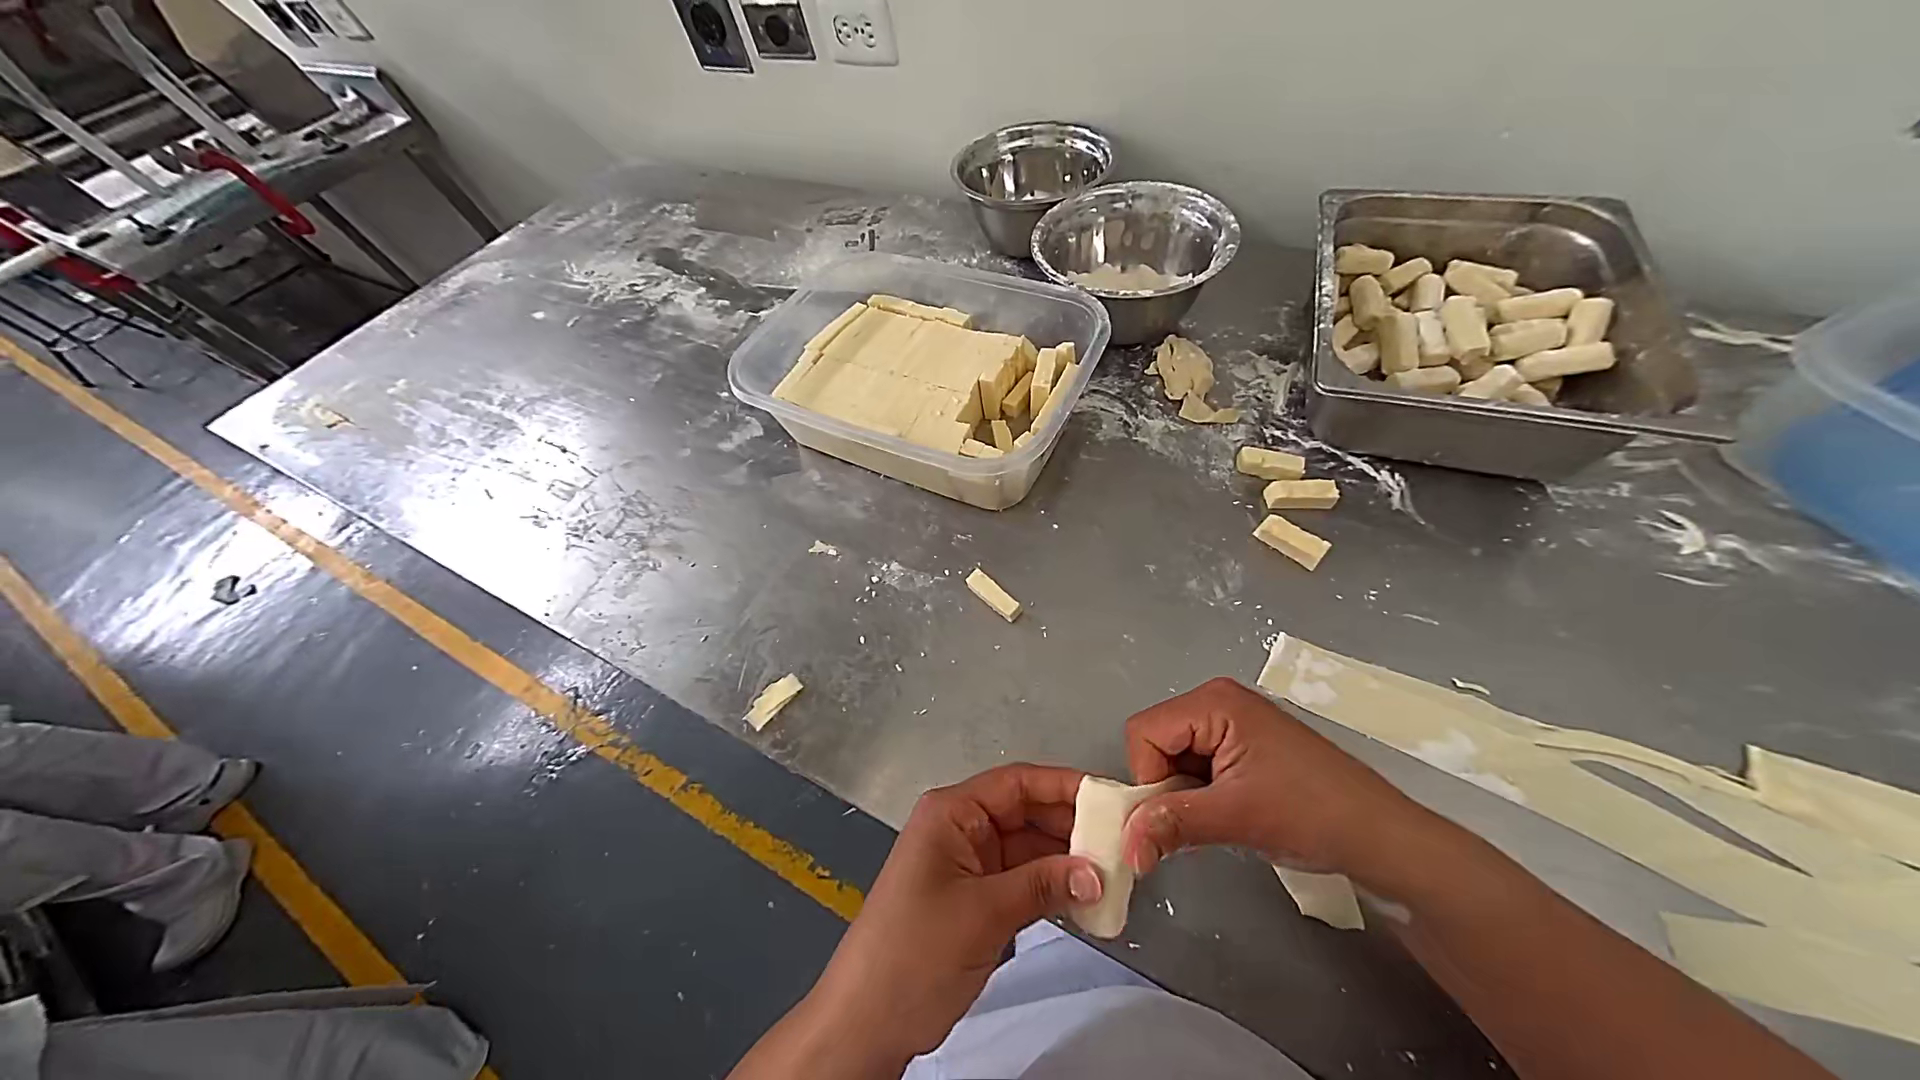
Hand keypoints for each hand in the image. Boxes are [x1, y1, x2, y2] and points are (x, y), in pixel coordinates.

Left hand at [798, 764, 1101, 1068]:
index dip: (1064, 786)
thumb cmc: (913, 951)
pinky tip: (1085, 898)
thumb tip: (1096, 873)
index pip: (1016, 783)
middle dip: (1071, 826)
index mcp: (951, 812)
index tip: (1109, 798)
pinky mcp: (976, 897)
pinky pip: (1023, 879)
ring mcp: (969, 863)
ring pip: (1029, 848)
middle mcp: (960, 828)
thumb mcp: (983, 912)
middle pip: (1026, 813)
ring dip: (1066, 860)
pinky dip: (1052, 887)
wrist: (868, 1020)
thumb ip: (1042, 885)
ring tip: (1113, 872)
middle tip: (1121, 842)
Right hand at [1121, 677, 1432, 880]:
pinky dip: (1200, 792)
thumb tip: (1126, 846)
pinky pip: (1196, 763)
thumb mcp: (1235, 818)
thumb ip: (1171, 824)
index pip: (1144, 733)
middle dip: (1166, 785)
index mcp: (1214, 701)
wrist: (1383, 838)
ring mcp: (1232, 722)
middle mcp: (1218, 701)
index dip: (1149, 776)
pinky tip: (1230, 810)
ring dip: (1184, 792)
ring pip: (1173, 756)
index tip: (1175, 811)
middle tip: (1200, 816)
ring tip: (1221, 815)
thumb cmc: (1314, 813)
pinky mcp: (1243, 744)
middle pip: (1156, 741)